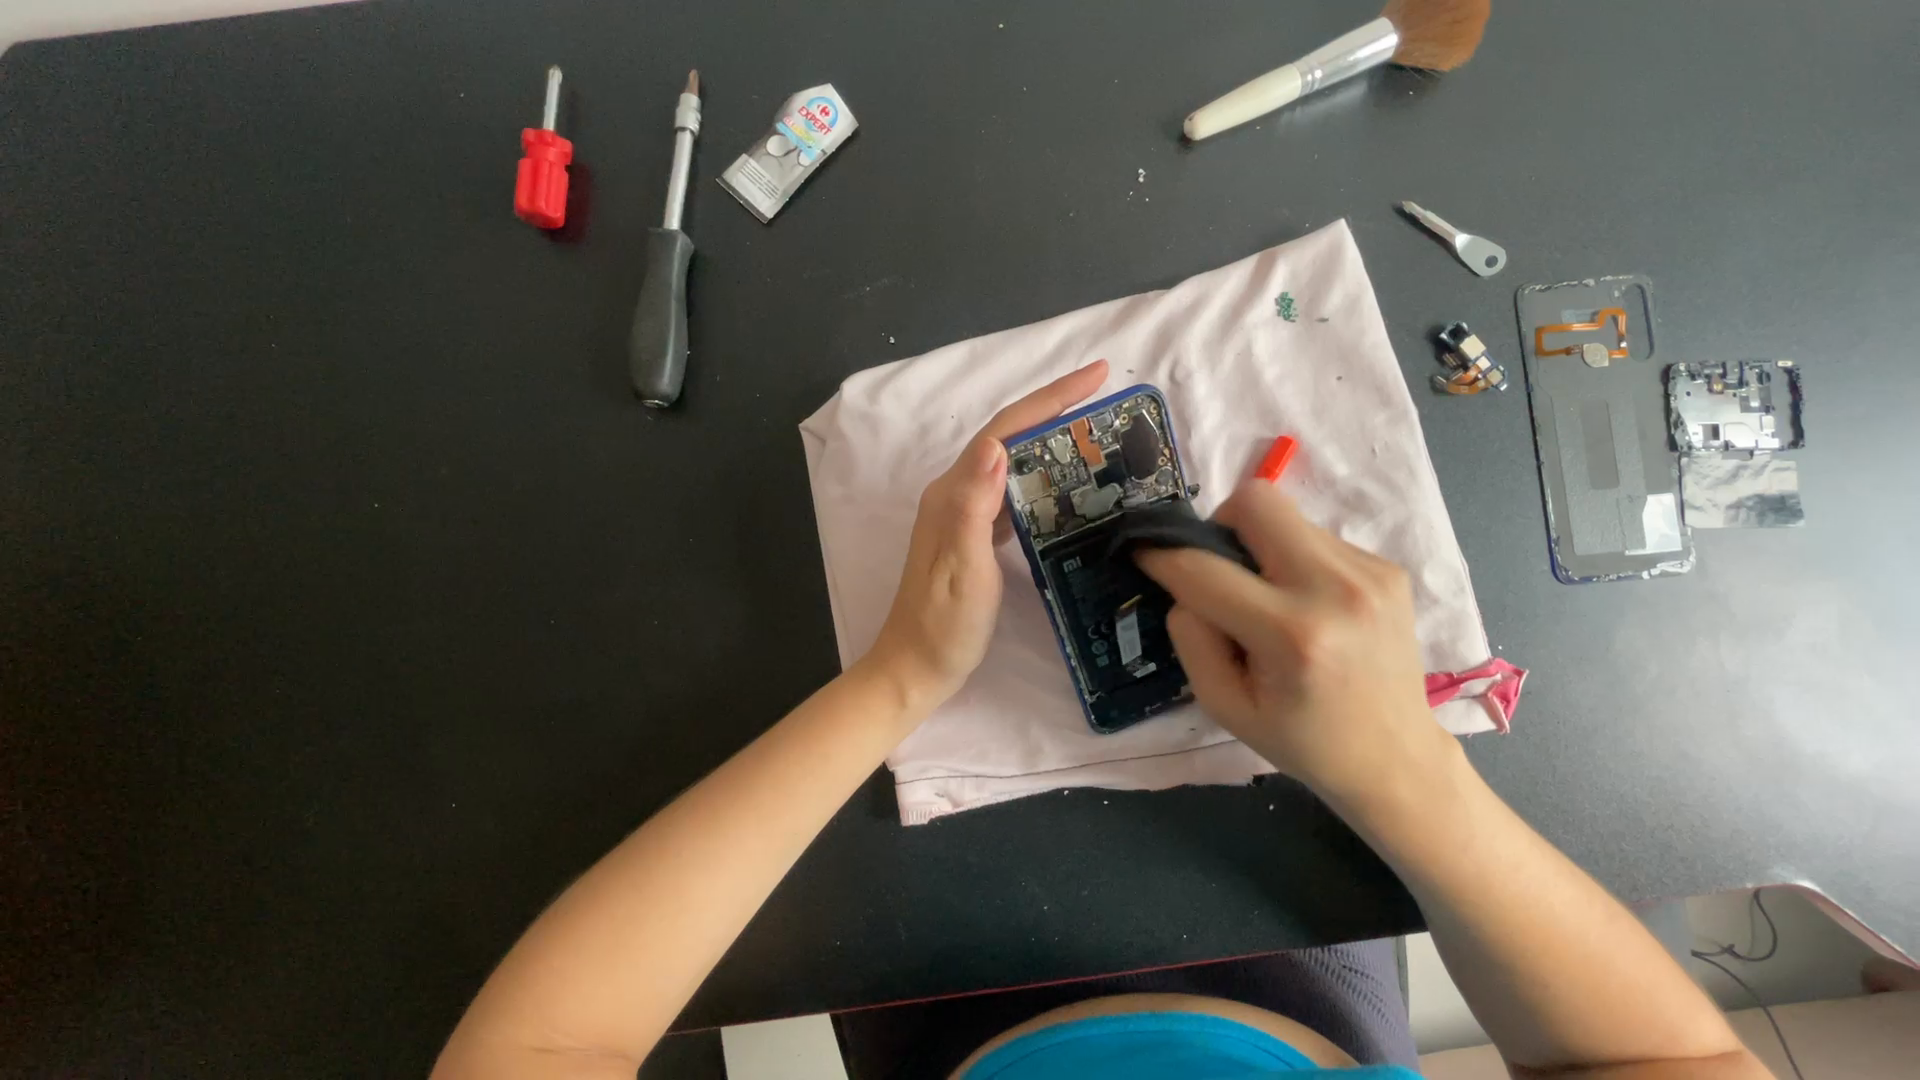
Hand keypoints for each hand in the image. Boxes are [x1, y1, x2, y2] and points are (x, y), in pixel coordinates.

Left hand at [860, 360, 1109, 713]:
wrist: (914, 667)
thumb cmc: (943, 625)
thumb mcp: (964, 569)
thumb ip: (974, 508)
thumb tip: (995, 447)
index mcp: (952, 494)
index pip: (1003, 432)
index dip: (1048, 399)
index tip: (1095, 377)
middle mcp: (954, 494)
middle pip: (1007, 437)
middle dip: (1053, 410)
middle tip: (1103, 397)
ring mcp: (961, 514)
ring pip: (1009, 462)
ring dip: (1048, 440)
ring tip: (1093, 432)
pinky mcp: (972, 534)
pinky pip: (1010, 492)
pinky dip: (1040, 478)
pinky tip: (1065, 485)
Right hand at [1136, 481, 1451, 802]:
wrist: (1394, 756)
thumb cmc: (1299, 739)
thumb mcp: (1222, 705)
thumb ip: (1192, 636)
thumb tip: (1184, 581)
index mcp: (1291, 636)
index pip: (1202, 569)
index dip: (1161, 555)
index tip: (1142, 550)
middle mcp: (1336, 590)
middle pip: (1256, 502)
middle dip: (1218, 524)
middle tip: (1217, 568)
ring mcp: (1369, 573)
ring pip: (1285, 515)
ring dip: (1259, 546)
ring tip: (1268, 599)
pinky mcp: (1386, 568)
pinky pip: (1315, 536)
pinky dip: (1293, 560)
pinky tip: (1305, 605)